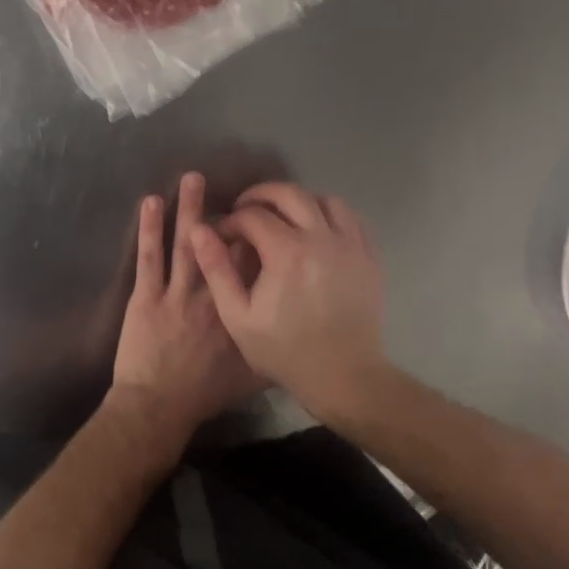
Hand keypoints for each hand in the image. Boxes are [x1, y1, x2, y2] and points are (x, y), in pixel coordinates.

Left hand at [109, 173, 266, 444]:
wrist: (159, 405)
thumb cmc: (207, 393)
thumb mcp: (255, 375)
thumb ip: (274, 347)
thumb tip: (296, 330)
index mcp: (241, 312)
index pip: (257, 268)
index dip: (263, 240)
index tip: (270, 216)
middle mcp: (213, 295)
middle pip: (225, 246)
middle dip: (232, 214)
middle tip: (237, 186)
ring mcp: (178, 294)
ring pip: (186, 243)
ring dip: (190, 208)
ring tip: (192, 177)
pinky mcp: (147, 296)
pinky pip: (149, 258)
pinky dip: (150, 230)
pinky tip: (152, 203)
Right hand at [190, 182, 393, 426]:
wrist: (343, 374)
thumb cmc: (284, 350)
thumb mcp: (238, 316)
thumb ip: (217, 270)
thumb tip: (199, 230)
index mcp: (287, 252)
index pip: (253, 215)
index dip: (231, 221)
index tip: (222, 236)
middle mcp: (322, 238)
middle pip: (290, 194)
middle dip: (261, 196)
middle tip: (245, 211)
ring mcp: (351, 245)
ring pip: (325, 199)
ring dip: (298, 201)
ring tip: (281, 218)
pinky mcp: (369, 256)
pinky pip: (350, 218)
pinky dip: (328, 214)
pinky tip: (314, 231)